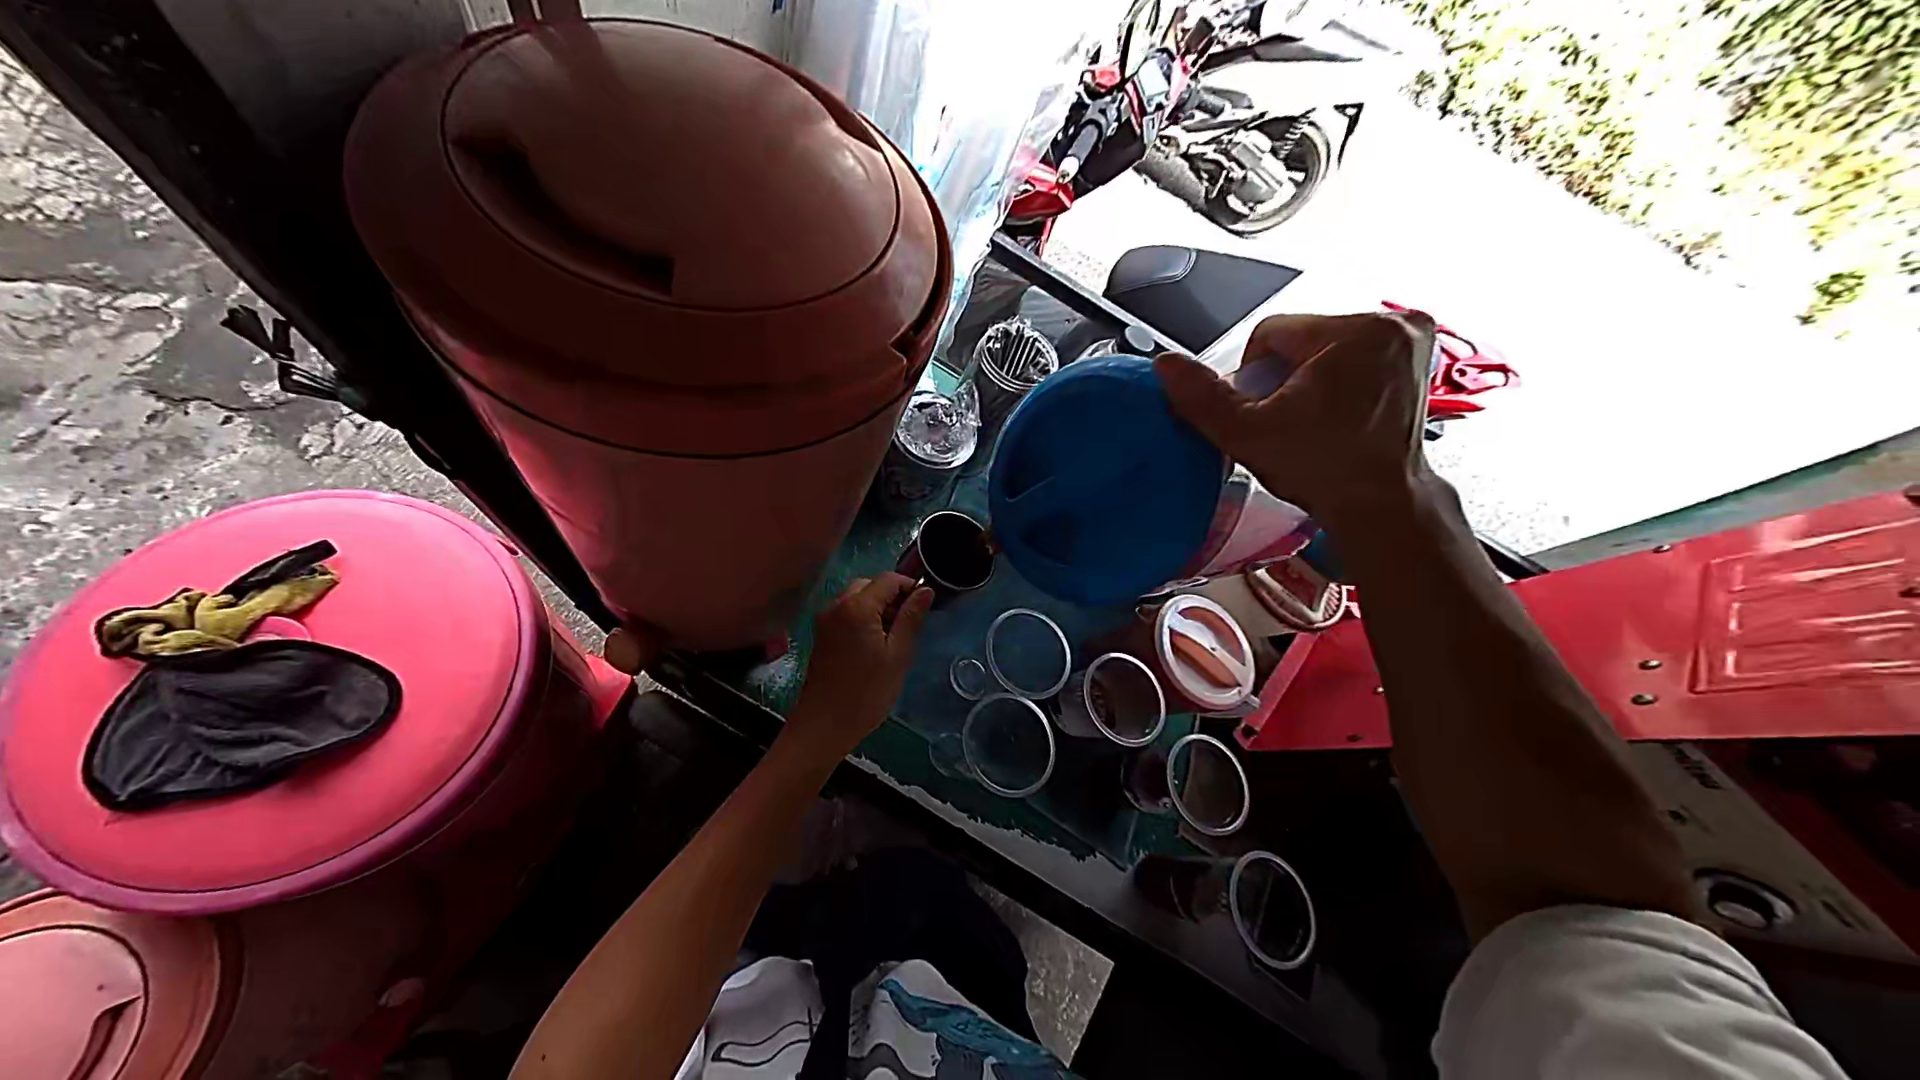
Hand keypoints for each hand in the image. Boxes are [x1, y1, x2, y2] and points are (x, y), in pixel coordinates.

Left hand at [786, 573, 932, 763]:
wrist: (824, 725)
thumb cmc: (867, 692)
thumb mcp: (898, 654)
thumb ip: (911, 618)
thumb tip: (926, 590)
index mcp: (856, 607)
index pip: (888, 580)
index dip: (910, 587)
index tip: (924, 607)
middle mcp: (836, 605)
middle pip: (870, 585)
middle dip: (892, 597)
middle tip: (909, 625)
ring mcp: (826, 620)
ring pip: (857, 598)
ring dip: (878, 608)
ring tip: (894, 637)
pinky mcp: (822, 634)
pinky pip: (846, 613)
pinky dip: (864, 618)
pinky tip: (875, 644)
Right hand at [1155, 311, 1436, 534]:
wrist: (1378, 503)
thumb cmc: (1328, 472)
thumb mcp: (1248, 435)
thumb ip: (1203, 397)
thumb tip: (1167, 365)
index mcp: (1356, 333)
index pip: (1270, 332)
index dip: (1254, 377)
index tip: (1269, 411)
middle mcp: (1392, 326)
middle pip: (1298, 337)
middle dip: (1281, 377)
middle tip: (1292, 420)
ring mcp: (1410, 340)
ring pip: (1321, 345)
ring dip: (1306, 378)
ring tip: (1316, 419)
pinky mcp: (1414, 356)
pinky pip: (1350, 353)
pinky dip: (1334, 378)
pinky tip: (1335, 412)